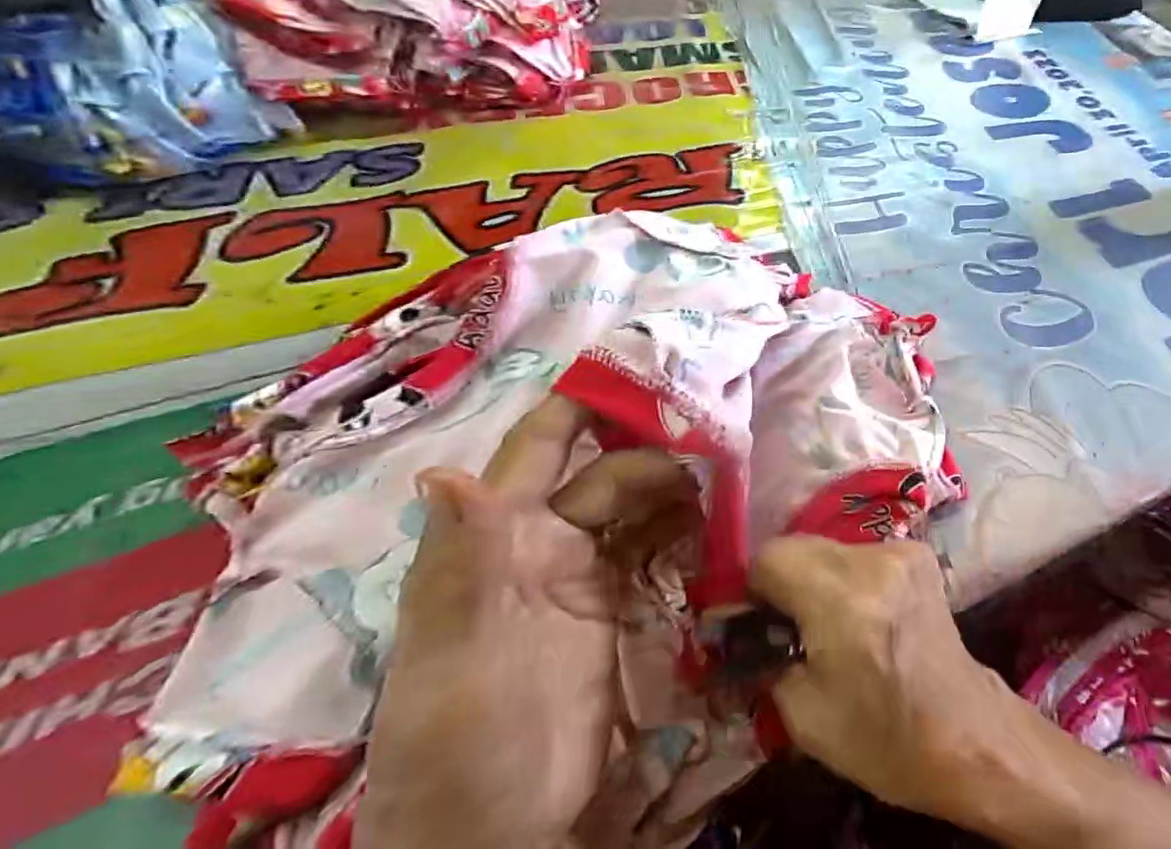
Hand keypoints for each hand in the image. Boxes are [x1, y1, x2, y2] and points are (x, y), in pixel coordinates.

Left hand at [360, 396, 695, 848]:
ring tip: (724, 476)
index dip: (584, 401)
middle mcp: (541, 539)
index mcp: (496, 533)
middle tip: (714, 434)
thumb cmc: (460, 737)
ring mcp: (584, 574)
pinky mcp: (618, 607)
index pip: (540, 444)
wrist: (496, 831)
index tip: (642, 368)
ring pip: (636, 505)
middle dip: (653, 445)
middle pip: (606, 469)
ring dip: (676, 486)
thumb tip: (446, 473)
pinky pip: (655, 550)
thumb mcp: (455, 650)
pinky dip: (684, 530)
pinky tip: (715, 523)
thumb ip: (464, 560)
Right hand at [751, 537, 1170, 848]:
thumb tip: (727, 622)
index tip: (759, 621)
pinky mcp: (917, 553)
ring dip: (815, 577)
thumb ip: (759, 655)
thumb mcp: (801, 712)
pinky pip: (858, 553)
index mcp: (843, 600)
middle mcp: (874, 560)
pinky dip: (845, 576)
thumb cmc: (880, 737)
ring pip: (827, 547)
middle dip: (783, 580)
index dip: (754, 588)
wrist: (964, 734)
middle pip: (798, 544)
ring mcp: (901, 551)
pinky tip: (861, 613)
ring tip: (828, 623)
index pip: (770, 556)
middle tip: (789, 626)